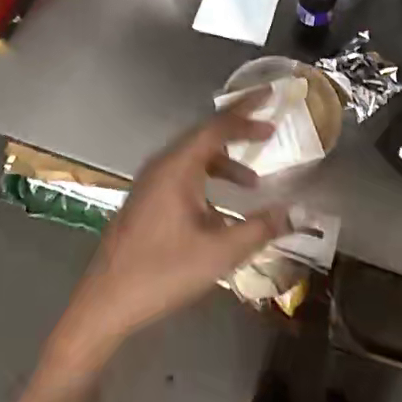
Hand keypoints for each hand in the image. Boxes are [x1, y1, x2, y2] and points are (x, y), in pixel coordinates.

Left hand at [54, 91, 290, 361]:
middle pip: (204, 137)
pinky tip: (221, 211)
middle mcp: (161, 167)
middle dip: (237, 131)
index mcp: (177, 168)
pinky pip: (182, 176)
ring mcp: (149, 184)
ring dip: (223, 163)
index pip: (217, 126)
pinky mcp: (145, 201)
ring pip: (192, 159)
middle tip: (267, 130)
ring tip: (252, 182)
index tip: (271, 98)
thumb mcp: (220, 252)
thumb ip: (261, 229)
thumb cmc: (163, 273)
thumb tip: (296, 212)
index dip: (246, 111)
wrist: (105, 302)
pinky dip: (206, 180)